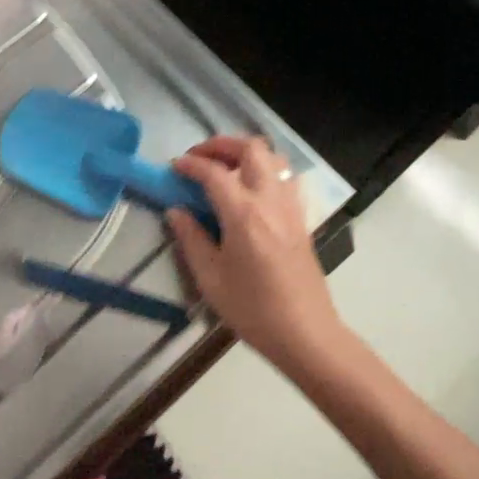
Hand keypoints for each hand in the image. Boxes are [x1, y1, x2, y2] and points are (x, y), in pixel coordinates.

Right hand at [168, 137, 344, 364]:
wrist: (305, 333)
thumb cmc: (253, 309)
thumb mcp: (210, 278)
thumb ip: (191, 238)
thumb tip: (176, 211)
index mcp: (243, 214)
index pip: (213, 172)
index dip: (190, 164)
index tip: (174, 167)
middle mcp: (270, 200)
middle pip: (251, 149)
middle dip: (222, 145)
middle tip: (200, 158)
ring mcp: (290, 207)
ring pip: (273, 158)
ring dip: (247, 154)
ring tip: (225, 168)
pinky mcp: (301, 219)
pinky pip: (285, 178)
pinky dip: (266, 171)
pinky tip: (251, 191)